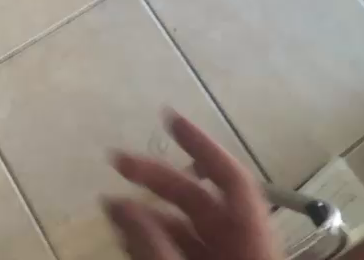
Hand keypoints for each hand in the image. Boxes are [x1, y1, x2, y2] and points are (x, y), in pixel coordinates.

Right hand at [103, 112, 280, 259]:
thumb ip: (152, 241)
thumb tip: (118, 202)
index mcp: (253, 241)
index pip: (234, 180)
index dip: (203, 146)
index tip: (168, 116)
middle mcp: (244, 246)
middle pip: (201, 198)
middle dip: (156, 176)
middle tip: (116, 161)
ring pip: (187, 225)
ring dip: (147, 211)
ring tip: (110, 207)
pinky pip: (183, 248)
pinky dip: (154, 237)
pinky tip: (126, 236)